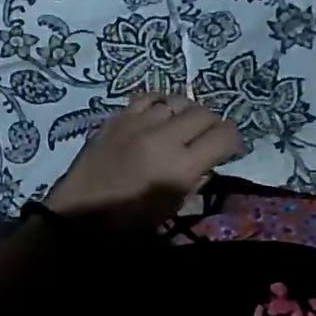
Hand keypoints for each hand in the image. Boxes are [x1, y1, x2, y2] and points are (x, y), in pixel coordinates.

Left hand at [44, 94, 242, 227]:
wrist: (81, 210)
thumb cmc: (129, 218)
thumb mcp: (171, 207)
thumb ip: (196, 181)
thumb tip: (208, 162)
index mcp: (181, 167)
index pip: (224, 136)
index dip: (234, 141)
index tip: (230, 149)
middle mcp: (165, 138)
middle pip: (205, 113)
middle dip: (214, 125)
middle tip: (210, 137)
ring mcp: (140, 123)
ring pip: (180, 100)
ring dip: (189, 112)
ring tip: (185, 124)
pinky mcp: (120, 117)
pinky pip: (150, 97)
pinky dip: (162, 103)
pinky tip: (162, 113)